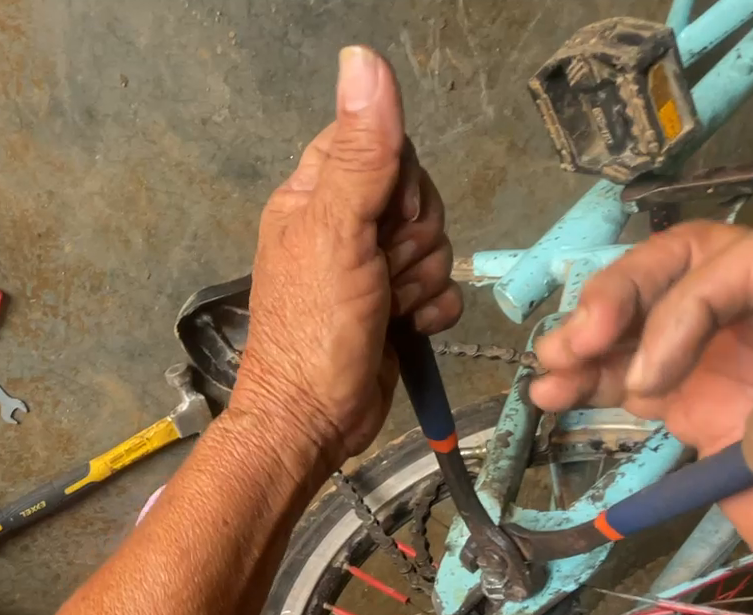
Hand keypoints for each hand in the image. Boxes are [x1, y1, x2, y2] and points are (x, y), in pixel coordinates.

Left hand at [230, 45, 462, 464]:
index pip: (381, 144)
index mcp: (315, 197)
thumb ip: (358, 154)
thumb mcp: (335, 234)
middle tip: (380, 275)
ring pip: (433, 242)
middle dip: (412, 238)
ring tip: (387, 310)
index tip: (383, 220)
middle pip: (416, 195)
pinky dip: (431, 309)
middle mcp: (342, 227)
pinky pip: (439, 286)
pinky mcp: (393, 307)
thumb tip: (361, 58)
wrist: (315, 420)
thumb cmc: (314, 332)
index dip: (398, 180)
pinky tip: (408, 328)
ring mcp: (369, 270)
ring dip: (421, 280)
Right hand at [531, 224, 752, 614]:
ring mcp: (746, 367)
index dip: (698, 301)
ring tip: (549, 370)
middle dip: (630, 292)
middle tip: (576, 342)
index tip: (653, 381)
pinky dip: (593, 381)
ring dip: (595, 333)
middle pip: (703, 265)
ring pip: (657, 314)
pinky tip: (554, 395)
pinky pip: (639, 378)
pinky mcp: (706, 409)